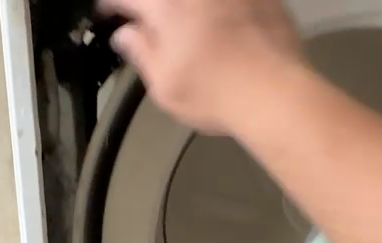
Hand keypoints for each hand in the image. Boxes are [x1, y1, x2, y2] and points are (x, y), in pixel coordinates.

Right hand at [98, 0, 305, 134]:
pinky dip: (220, 11)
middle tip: (146, 23)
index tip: (107, 12)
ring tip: (185, 32)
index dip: (113, 4)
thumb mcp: (165, 86)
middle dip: (151, 9)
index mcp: (166, 8)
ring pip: (197, 3)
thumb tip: (125, 34)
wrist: (274, 91)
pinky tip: (221, 28)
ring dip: (185, 13)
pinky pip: (231, 1)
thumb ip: (142, 53)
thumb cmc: (213, 95)